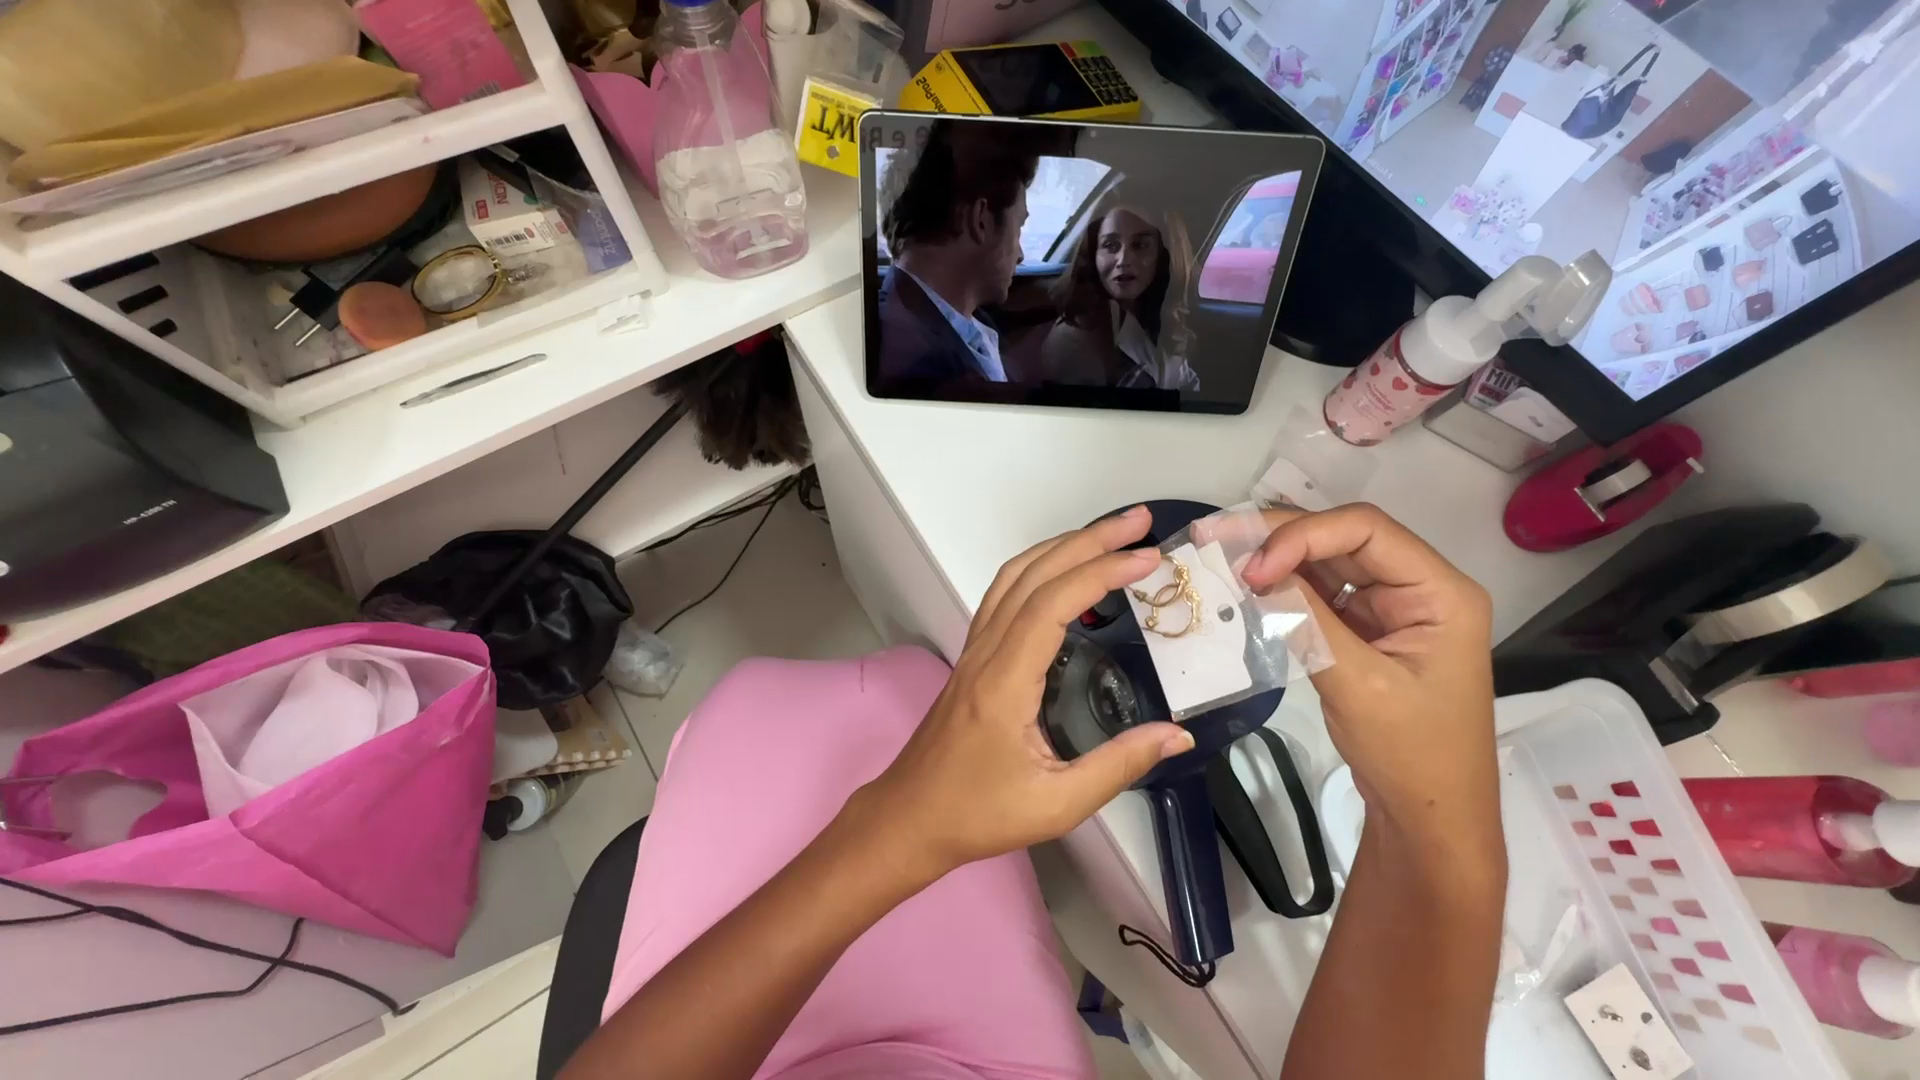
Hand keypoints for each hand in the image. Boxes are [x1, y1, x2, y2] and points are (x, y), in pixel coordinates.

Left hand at [855, 507, 1195, 881]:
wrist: (910, 817)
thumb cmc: (980, 813)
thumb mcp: (1057, 803)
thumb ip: (1119, 766)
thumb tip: (1178, 733)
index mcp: (1004, 680)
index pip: (1053, 604)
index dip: (1101, 572)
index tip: (1147, 558)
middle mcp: (985, 651)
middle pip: (1033, 574)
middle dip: (1088, 540)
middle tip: (1139, 523)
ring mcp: (974, 650)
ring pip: (1013, 577)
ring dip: (1060, 547)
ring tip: (1109, 535)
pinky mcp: (972, 658)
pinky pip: (1003, 595)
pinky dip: (1039, 569)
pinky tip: (1064, 573)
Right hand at [1239, 504, 1498, 851]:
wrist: (1428, 816)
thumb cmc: (1410, 753)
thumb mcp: (1357, 682)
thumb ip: (1307, 619)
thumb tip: (1255, 571)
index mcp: (1439, 592)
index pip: (1366, 530)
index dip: (1303, 535)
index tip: (1254, 569)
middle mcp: (1418, 587)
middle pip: (1344, 538)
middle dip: (1281, 536)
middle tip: (1217, 537)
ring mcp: (1390, 608)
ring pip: (1327, 562)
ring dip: (1276, 557)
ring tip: (1222, 553)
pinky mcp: (1365, 630)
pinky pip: (1320, 594)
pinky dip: (1283, 587)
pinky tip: (1247, 585)